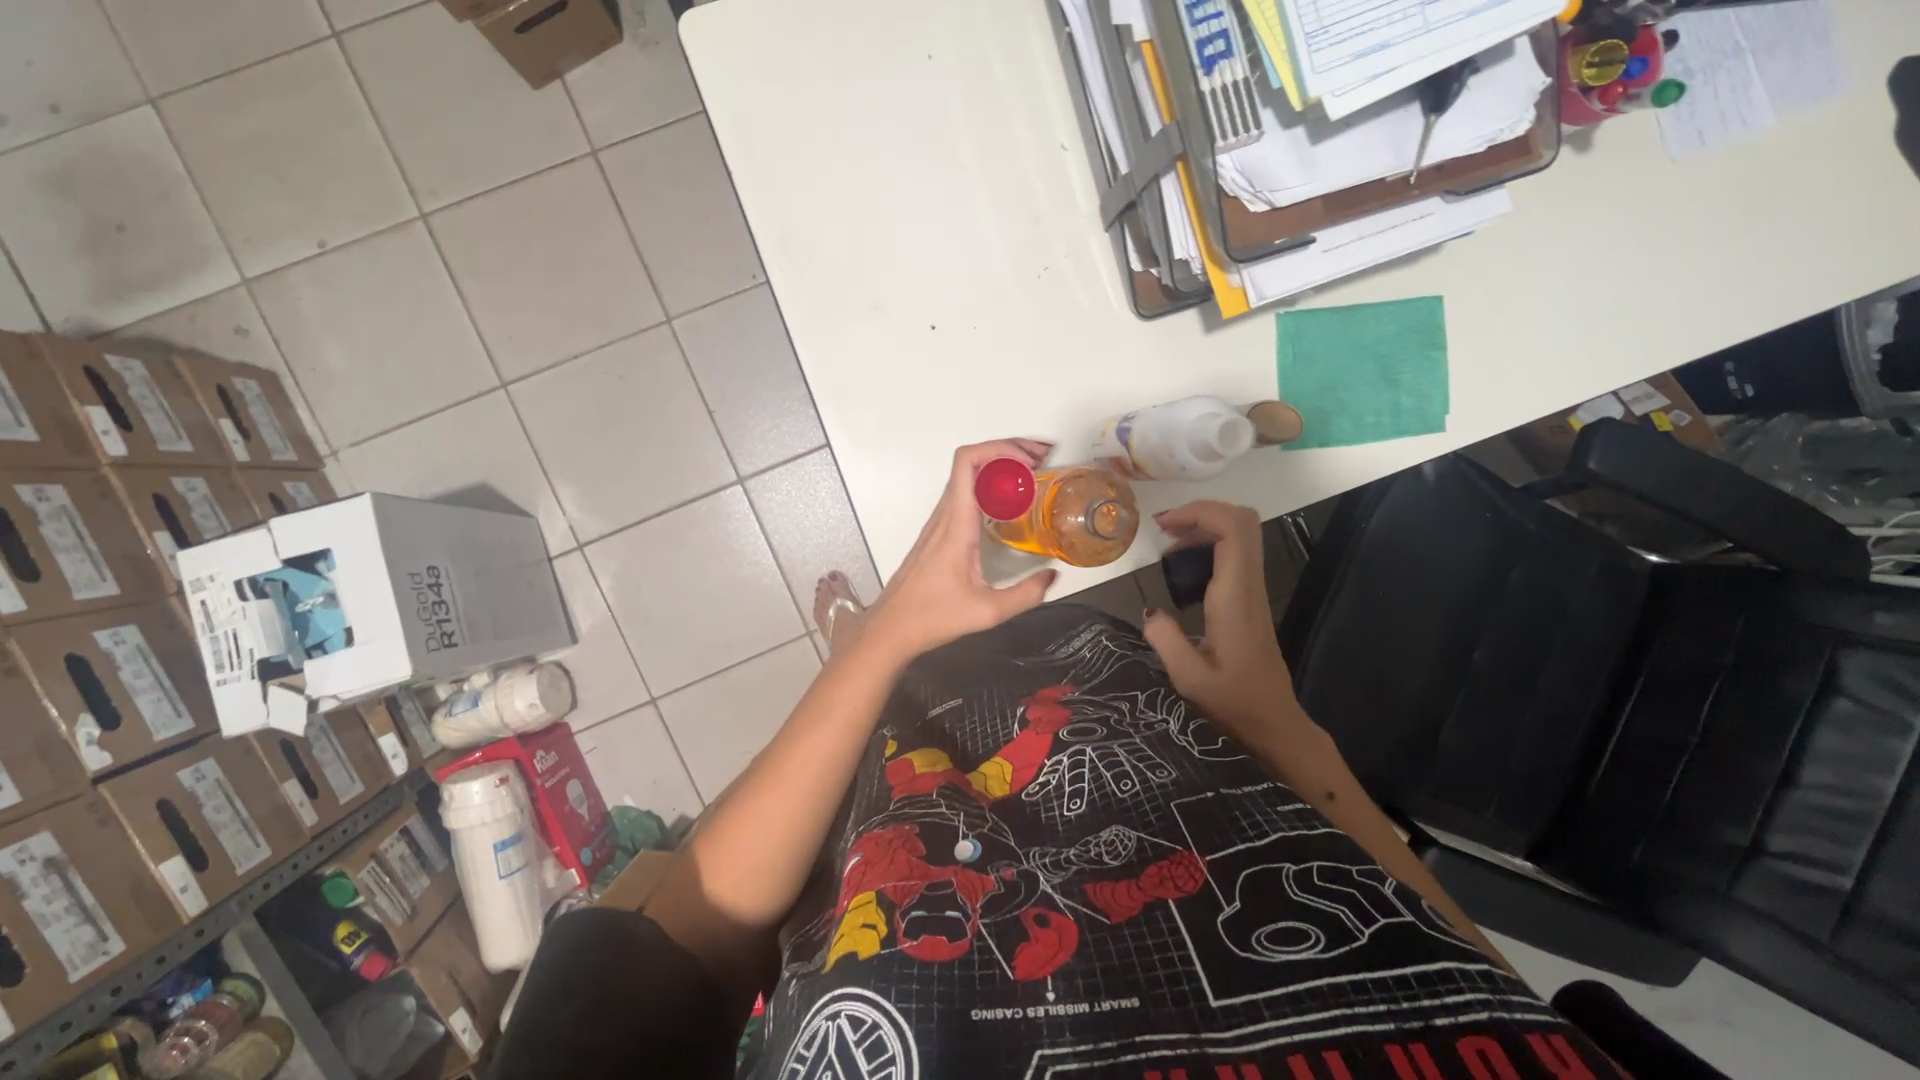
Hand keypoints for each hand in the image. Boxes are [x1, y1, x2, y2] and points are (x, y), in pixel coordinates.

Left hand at [861, 439, 1058, 666]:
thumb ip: (1026, 594)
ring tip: (1034, 477)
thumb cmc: (933, 616)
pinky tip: (1011, 505)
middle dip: (1009, 453)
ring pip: (968, 477)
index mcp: (956, 523)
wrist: (892, 628)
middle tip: (1042, 461)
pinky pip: (965, 495)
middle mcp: (946, 515)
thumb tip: (1052, 577)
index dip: (1000, 448)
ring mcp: (940, 522)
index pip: (968, 462)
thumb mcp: (988, 612)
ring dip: (999, 469)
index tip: (1030, 461)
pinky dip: (990, 488)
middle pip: (972, 461)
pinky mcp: (939, 532)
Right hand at [1141, 501, 1306, 746]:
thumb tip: (1149, 610)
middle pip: (1243, 521)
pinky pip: (1236, 553)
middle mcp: (1249, 586)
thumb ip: (1165, 640)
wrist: (1273, 721)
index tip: (1163, 526)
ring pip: (1241, 534)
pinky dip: (1209, 544)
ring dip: (1204, 526)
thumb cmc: (1233, 702)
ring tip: (1167, 545)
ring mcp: (1253, 591)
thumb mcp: (1188, 679)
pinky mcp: (1250, 599)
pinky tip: (1182, 566)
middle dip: (1202, 512)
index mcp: (1235, 598)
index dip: (1200, 513)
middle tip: (1164, 529)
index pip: (1233, 530)